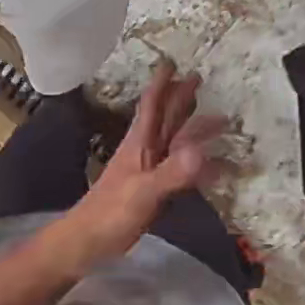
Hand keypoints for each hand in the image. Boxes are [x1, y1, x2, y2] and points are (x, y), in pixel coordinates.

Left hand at [57, 61, 222, 267]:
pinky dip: (195, 163)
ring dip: (191, 127)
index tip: (172, 62)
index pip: (152, 106)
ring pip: (172, 141)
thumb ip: (171, 174)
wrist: (88, 242)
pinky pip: (178, 169)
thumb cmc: (110, 214)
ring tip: (217, 118)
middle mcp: (144, 153)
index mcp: (138, 145)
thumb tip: (201, 151)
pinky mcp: (151, 191)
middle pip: (165, 118)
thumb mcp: (143, 193)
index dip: (161, 84)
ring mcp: (147, 172)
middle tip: (199, 79)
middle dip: (180, 98)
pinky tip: (210, 166)